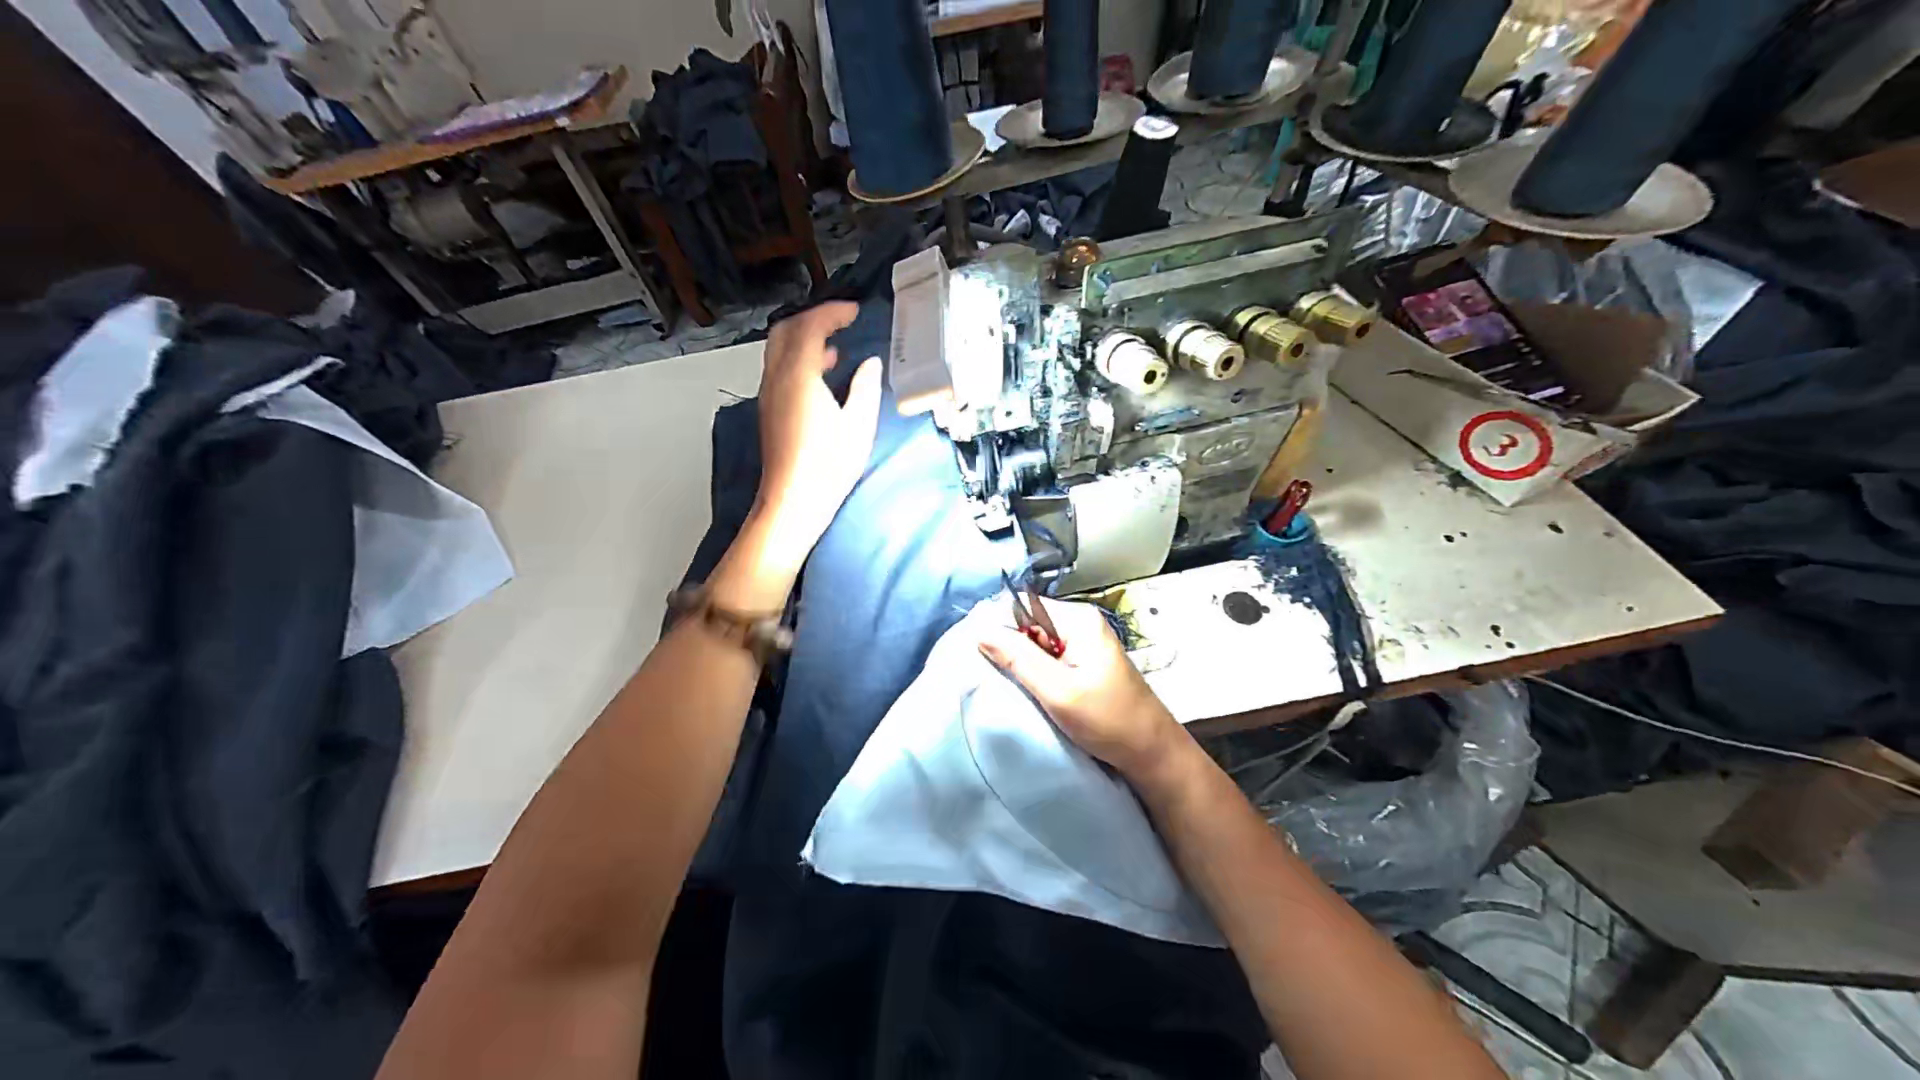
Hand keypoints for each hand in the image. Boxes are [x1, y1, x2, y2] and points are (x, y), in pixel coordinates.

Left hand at [751, 301, 883, 565]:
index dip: (832, 313)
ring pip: (779, 349)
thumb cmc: (828, 465)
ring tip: (836, 345)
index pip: (810, 327)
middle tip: (841, 321)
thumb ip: (865, 387)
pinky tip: (823, 373)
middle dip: (813, 319)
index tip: (854, 311)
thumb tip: (870, 363)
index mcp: (800, 375)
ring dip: (804, 338)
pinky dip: (799, 358)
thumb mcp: (858, 425)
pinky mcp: (769, 409)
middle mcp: (777, 378)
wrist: (793, 501)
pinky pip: (780, 368)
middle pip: (786, 330)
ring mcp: (769, 394)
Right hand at [978, 601, 1188, 781]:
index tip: (982, 653)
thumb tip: (981, 631)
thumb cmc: (1109, 721)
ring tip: (1018, 688)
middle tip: (1001, 678)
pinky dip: (1038, 675)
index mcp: (1079, 620)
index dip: (1000, 626)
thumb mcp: (1058, 691)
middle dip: (1011, 648)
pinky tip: (1035, 693)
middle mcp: (1082, 624)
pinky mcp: (1085, 664)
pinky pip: (1050, 659)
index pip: (1024, 606)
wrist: (1152, 754)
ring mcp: (1085, 644)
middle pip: (1029, 624)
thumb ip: (1018, 658)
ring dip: (1024, 664)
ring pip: (1037, 644)